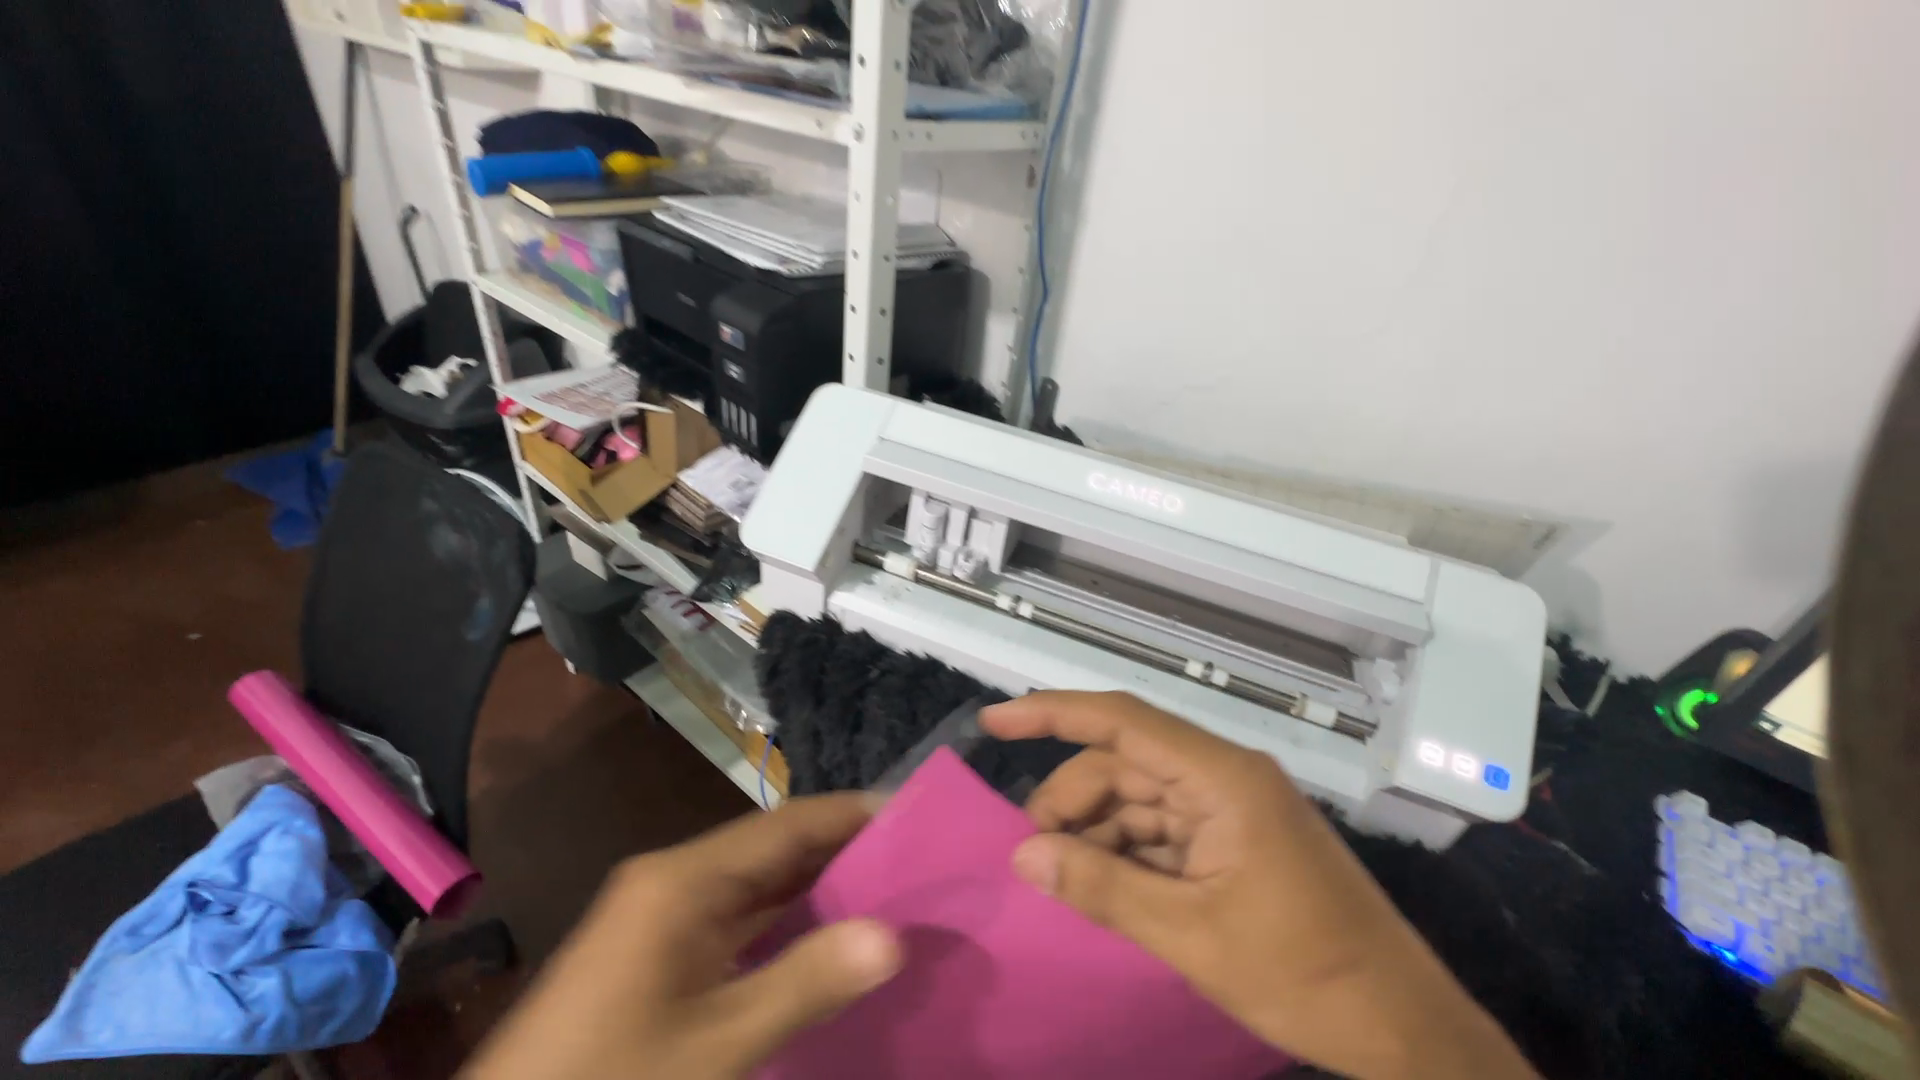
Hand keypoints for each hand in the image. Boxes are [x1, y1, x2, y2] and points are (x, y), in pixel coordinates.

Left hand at [460, 795, 900, 1079]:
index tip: (917, 817)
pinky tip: (824, 942)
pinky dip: (781, 923)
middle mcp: (672, 881)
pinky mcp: (653, 953)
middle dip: (841, 852)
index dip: (850, 815)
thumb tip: (891, 935)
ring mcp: (658, 917)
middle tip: (916, 862)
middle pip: (772, 849)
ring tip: (888, 894)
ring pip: (753, 886)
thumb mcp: (716, 1045)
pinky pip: (733, 920)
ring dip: (815, 888)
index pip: (786, 825)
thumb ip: (805, 984)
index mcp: (682, 879)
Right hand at [982, 691, 1536, 1079]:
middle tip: (1030, 855)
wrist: (1402, 1027)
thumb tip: (1024, 854)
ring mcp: (1232, 810)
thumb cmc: (1302, 974)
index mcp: (1222, 778)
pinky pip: (1162, 832)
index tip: (994, 722)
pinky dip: (1126, 854)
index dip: (1052, 713)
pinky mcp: (1236, 842)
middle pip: (1124, 765)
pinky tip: (1101, 887)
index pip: (1122, 721)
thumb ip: (1102, 887)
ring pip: (1139, 800)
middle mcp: (1225, 778)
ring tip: (1061, 877)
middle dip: (1069, 801)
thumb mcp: (1190, 935)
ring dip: (1095, 832)